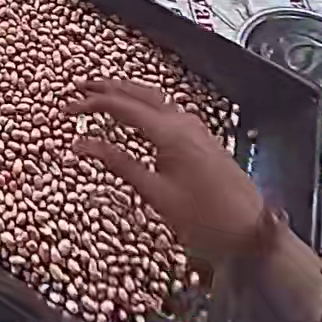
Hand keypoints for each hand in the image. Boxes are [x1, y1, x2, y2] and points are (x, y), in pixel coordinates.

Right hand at [70, 80, 266, 261]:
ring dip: (124, 90)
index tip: (67, 109)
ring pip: (152, 96)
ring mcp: (194, 126)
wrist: (255, 234)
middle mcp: (181, 122)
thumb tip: (80, 144)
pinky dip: (142, 100)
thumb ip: (117, 163)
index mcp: (169, 132)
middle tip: (77, 88)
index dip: (90, 104)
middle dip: (105, 88)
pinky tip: (135, 109)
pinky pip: (165, 106)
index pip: (120, 106)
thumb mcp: (155, 193)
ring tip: (100, 91)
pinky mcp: (201, 135)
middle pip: (136, 93)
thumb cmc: (204, 219)